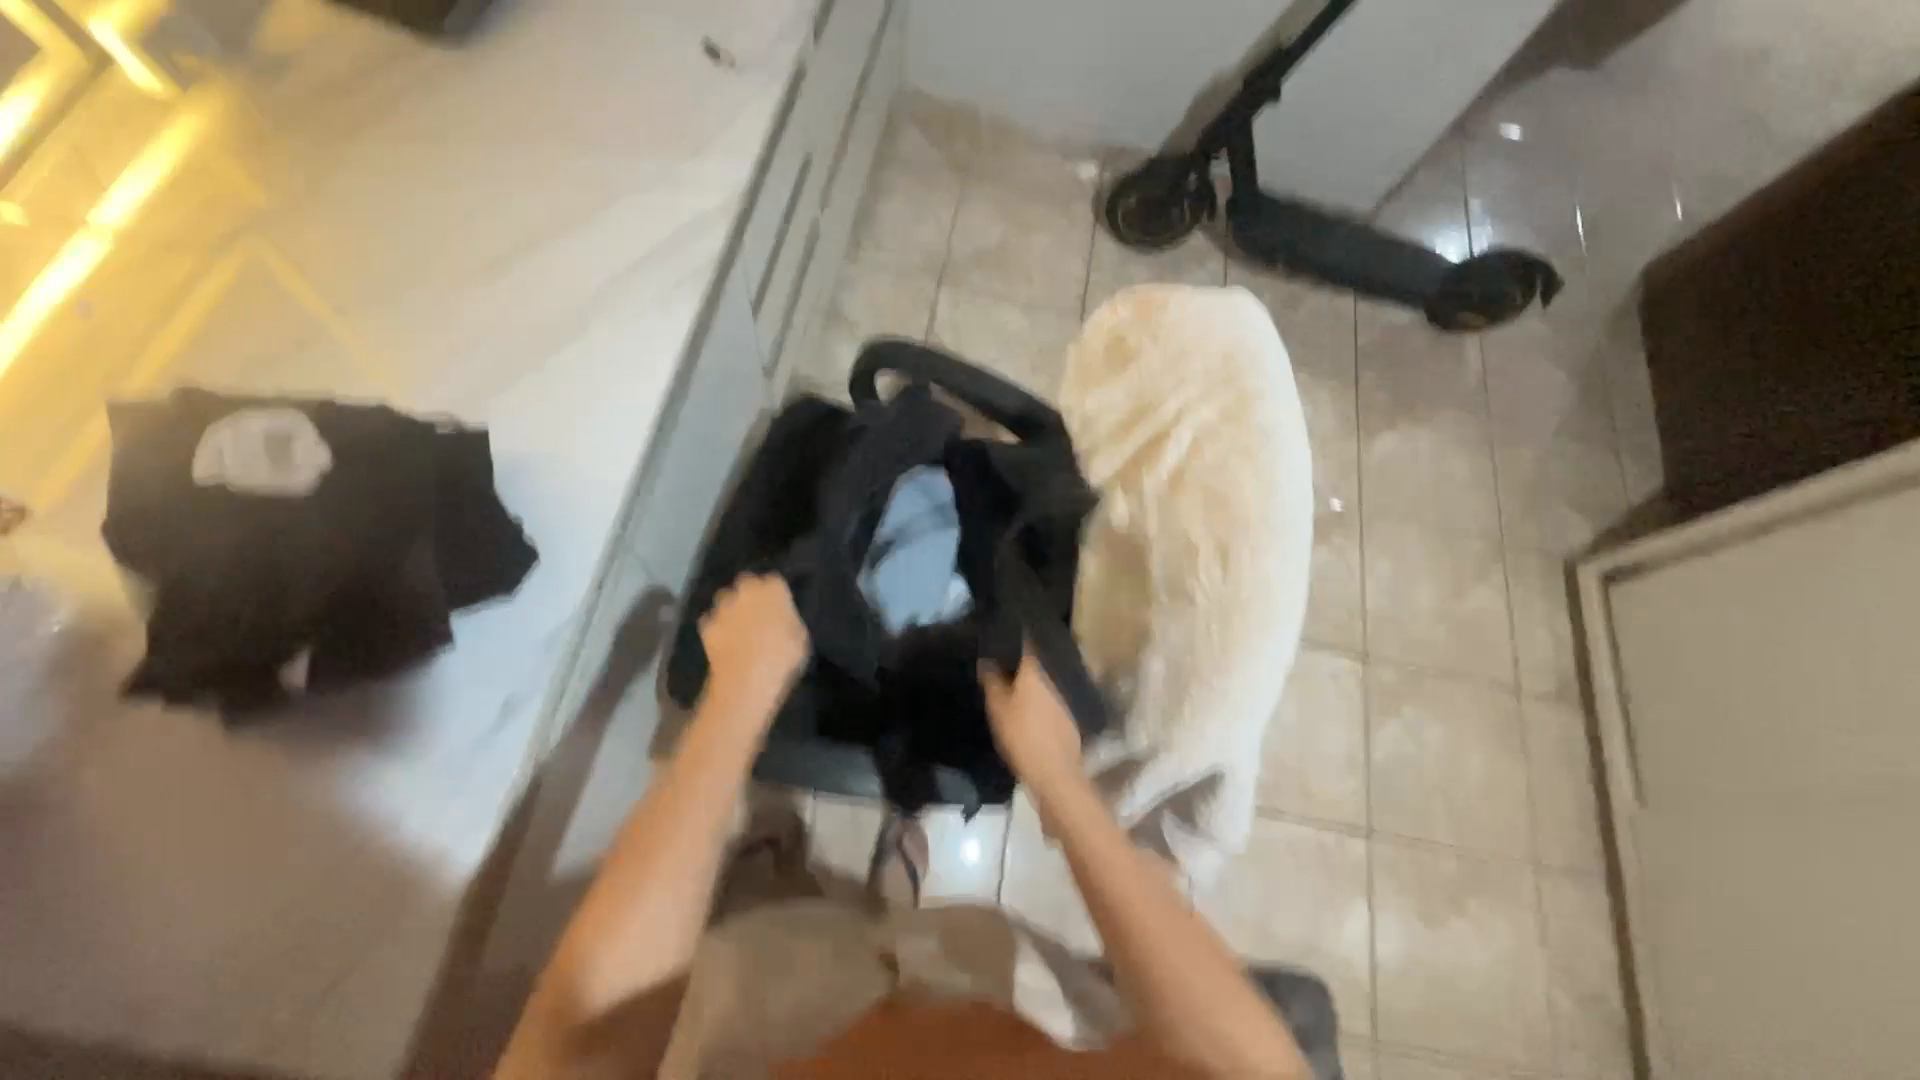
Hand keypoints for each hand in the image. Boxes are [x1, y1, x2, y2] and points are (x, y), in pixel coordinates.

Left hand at [698, 573, 808, 724]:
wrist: (745, 680)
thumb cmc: (782, 657)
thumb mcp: (799, 636)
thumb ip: (789, 619)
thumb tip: (782, 618)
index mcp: (773, 588)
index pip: (775, 582)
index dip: (776, 595)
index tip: (779, 608)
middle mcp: (745, 589)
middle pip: (747, 584)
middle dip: (751, 596)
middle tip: (758, 616)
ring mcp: (722, 606)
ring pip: (726, 601)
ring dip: (732, 610)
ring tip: (738, 630)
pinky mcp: (706, 624)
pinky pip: (713, 622)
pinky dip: (717, 629)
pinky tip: (724, 644)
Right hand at [979, 649, 1083, 792]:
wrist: (1055, 773)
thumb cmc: (1022, 736)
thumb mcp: (998, 709)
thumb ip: (992, 682)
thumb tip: (987, 659)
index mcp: (1034, 674)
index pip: (1027, 646)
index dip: (1017, 638)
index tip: (1005, 633)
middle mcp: (1052, 682)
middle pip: (1035, 666)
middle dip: (1021, 663)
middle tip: (1002, 661)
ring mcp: (1062, 701)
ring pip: (1042, 685)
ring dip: (1029, 684)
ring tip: (1010, 686)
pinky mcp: (1066, 720)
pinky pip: (1048, 703)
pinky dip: (1037, 702)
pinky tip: (1027, 710)